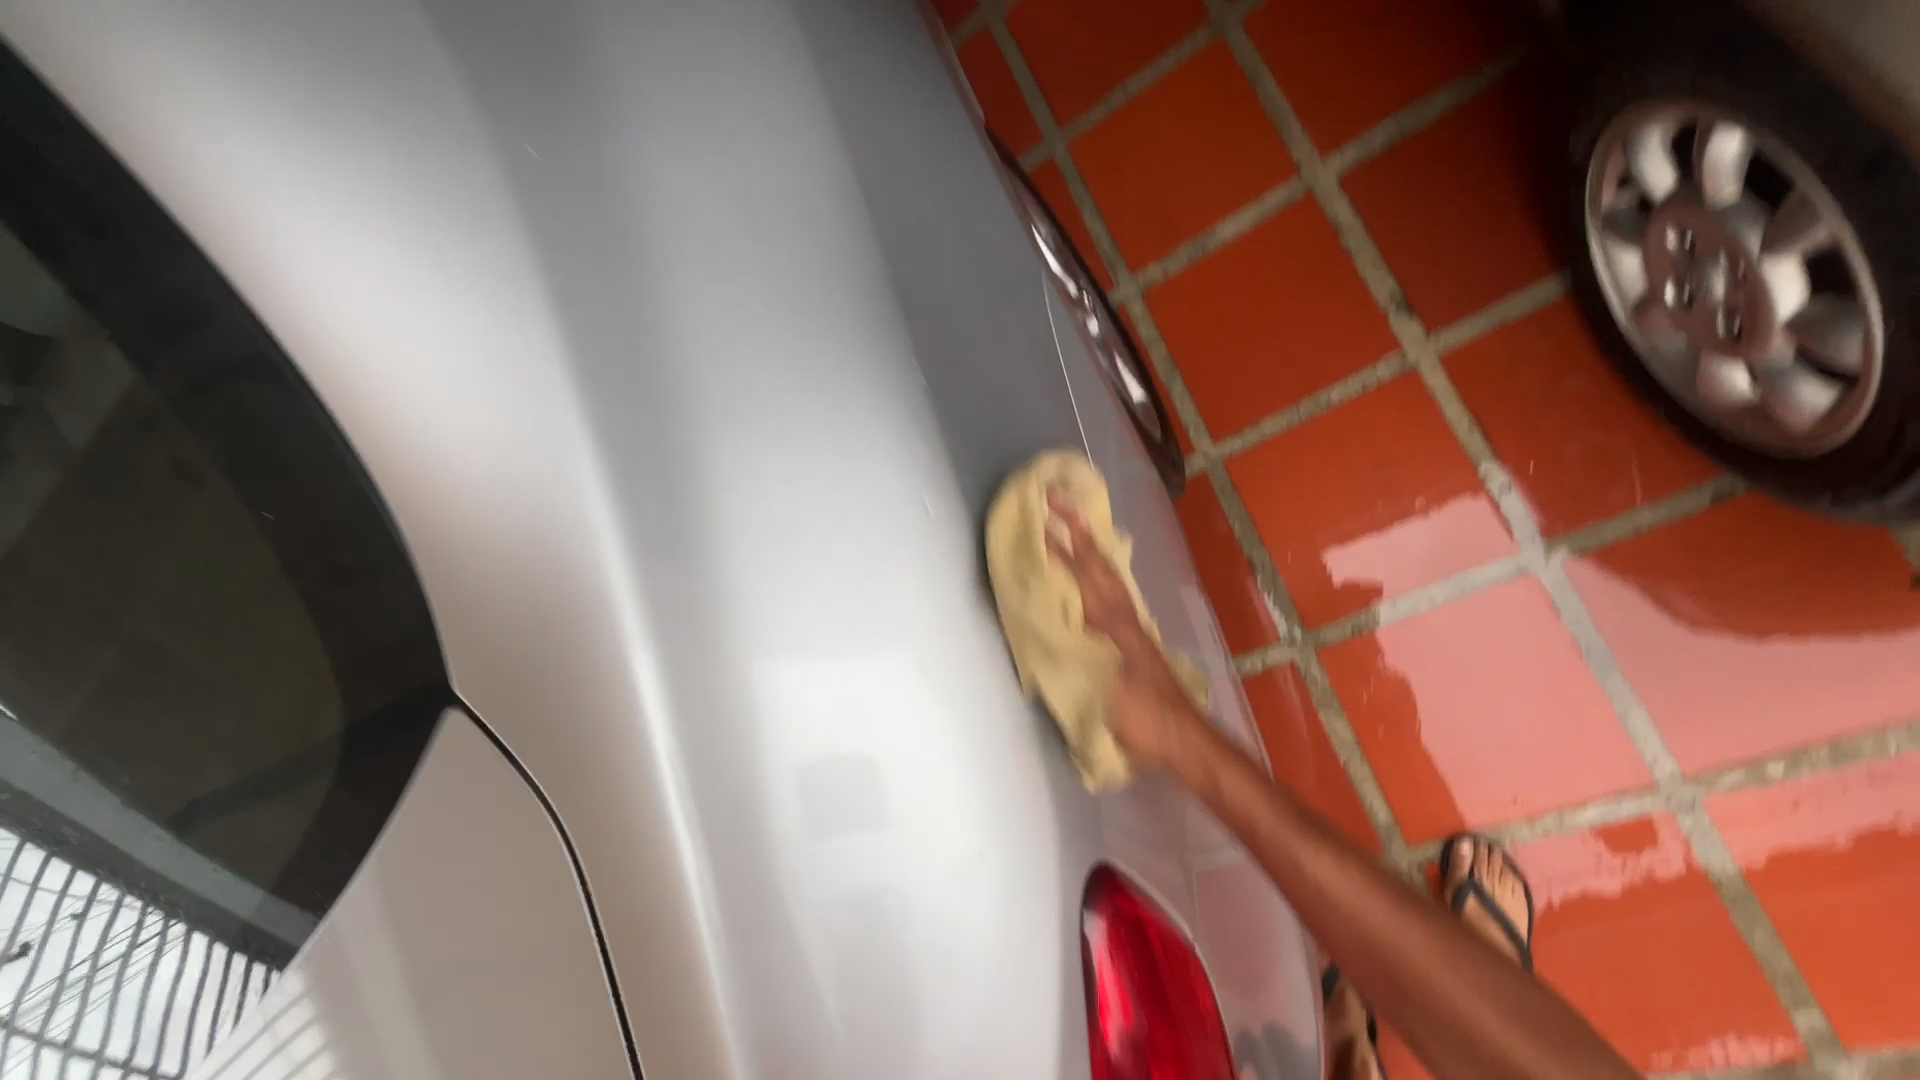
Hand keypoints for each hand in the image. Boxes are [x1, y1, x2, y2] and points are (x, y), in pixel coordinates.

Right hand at [1046, 491, 1207, 772]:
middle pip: (1098, 565)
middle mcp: (1122, 616)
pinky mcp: (1136, 640)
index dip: (1061, 546)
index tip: (1041, 516)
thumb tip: (1047, 623)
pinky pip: (1114, 592)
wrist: (1182, 739)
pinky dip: (1102, 572)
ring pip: (1110, 576)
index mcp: (1111, 623)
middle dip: (1077, 531)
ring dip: (1091, 548)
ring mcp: (1132, 627)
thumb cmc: (1140, 717)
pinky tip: (1098, 575)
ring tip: (1077, 525)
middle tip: (1059, 500)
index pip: (1082, 575)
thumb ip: (1077, 653)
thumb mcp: (1103, 688)